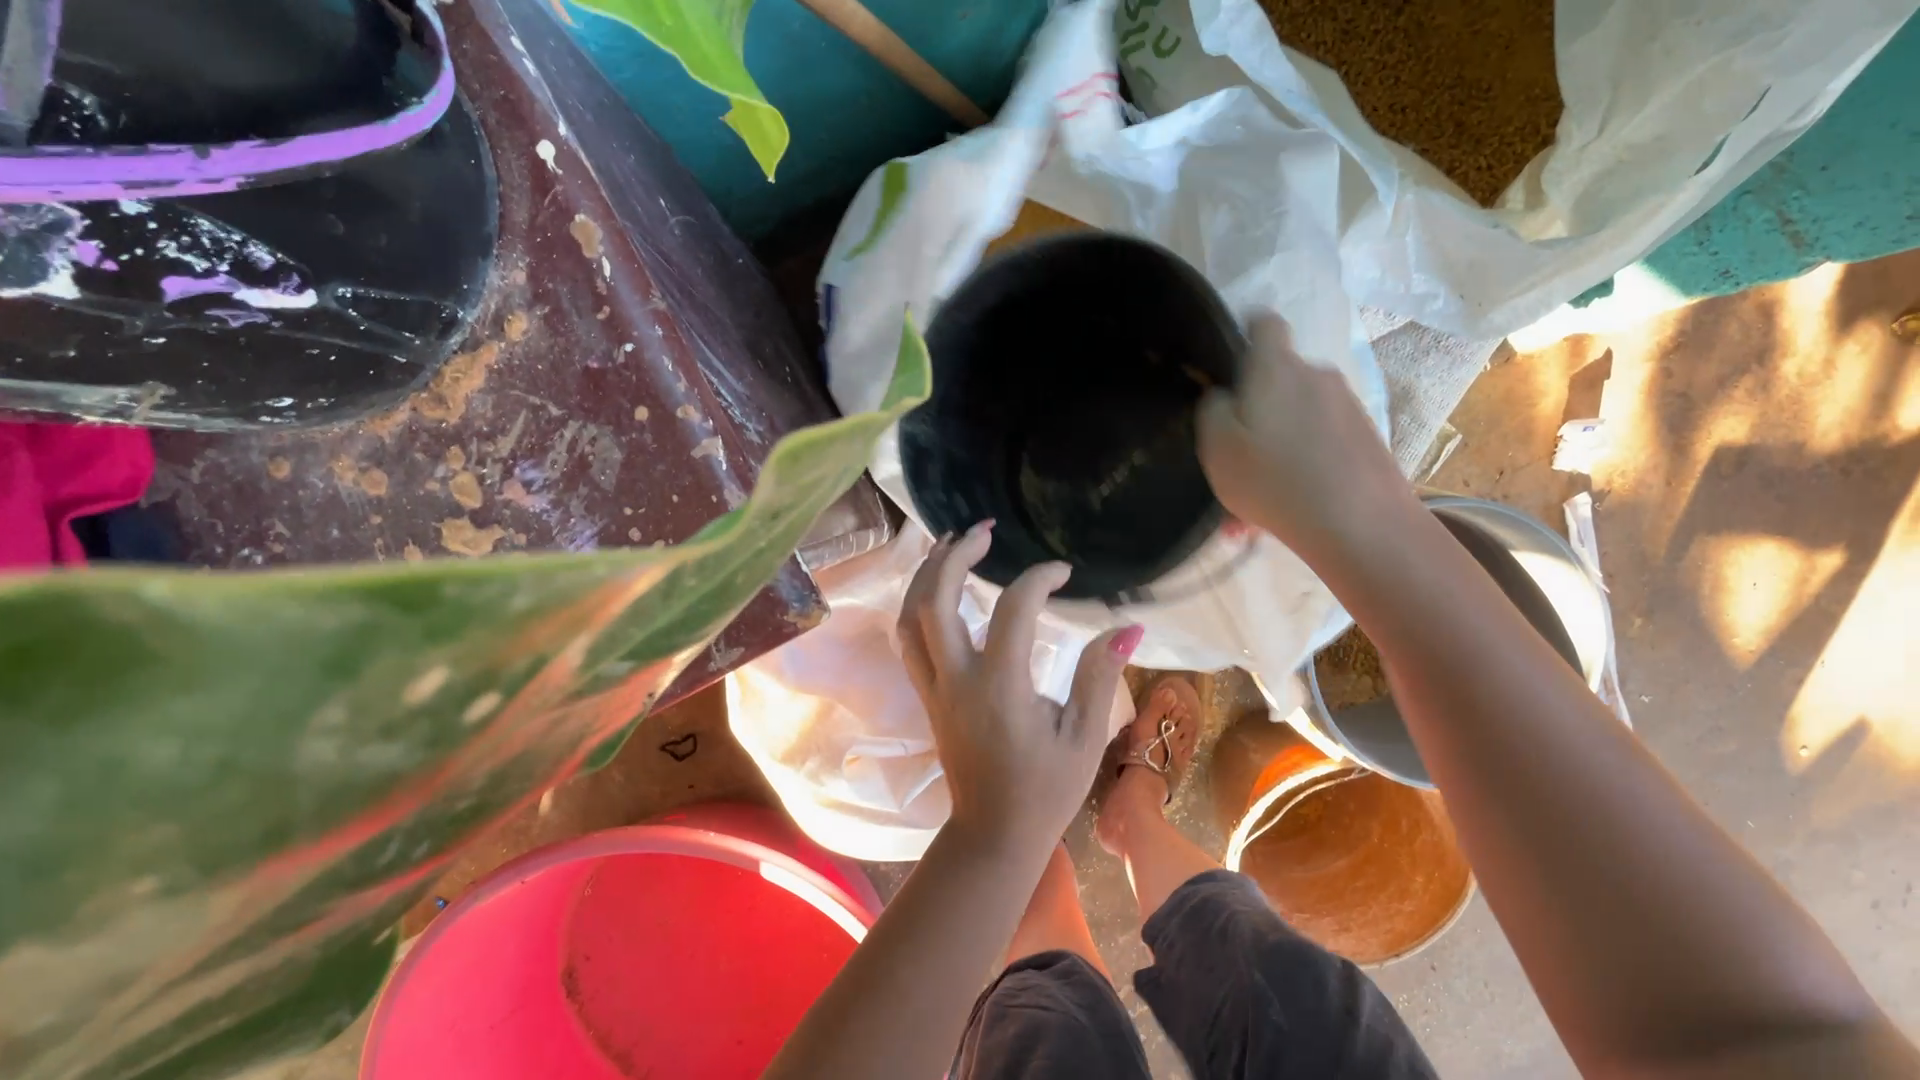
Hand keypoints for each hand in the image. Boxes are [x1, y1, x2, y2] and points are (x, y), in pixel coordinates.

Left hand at [897, 521, 1142, 848]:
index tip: (1063, 571)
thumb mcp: (1084, 736)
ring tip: (950, 544)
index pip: (1013, 609)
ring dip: (927, 574)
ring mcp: (934, 688)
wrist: (994, 834)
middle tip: (984, 530)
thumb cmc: (1046, 789)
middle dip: (955, 555)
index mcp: (1001, 686)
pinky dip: (918, 604)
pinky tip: (937, 589)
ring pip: (911, 617)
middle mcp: (957, 679)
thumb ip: (1099, 675)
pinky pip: (909, 640)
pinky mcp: (926, 697)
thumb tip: (1127, 626)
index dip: (1038, 578)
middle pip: (936, 600)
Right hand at [1197, 312, 1415, 556]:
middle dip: (1259, 408)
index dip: (1245, 334)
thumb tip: (1223, 395)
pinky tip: (1292, 505)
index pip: (1265, 323)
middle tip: (1239, 454)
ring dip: (1280, 444)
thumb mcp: (1216, 446)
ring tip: (1263, 494)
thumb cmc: (1274, 479)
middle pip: (1281, 378)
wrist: (1360, 524)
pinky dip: (1305, 463)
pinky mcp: (1368, 436)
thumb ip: (1212, 408)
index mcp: (1277, 367)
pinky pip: (1323, 442)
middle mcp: (1317, 374)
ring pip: (1300, 417)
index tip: (1230, 365)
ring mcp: (1349, 404)